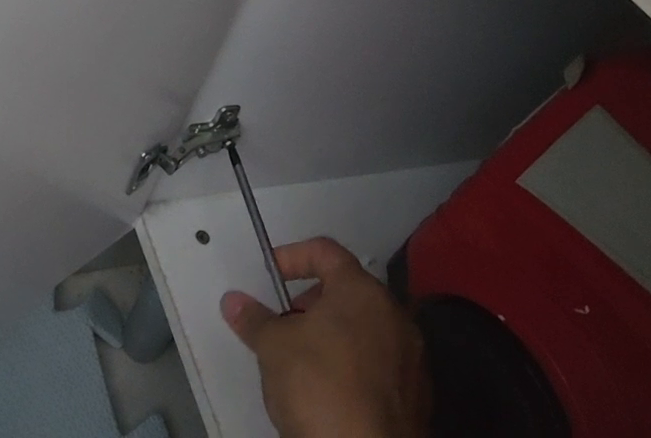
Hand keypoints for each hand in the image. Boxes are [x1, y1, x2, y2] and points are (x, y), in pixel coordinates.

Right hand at [220, 237, 427, 437]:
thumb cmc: (319, 386)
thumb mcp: (273, 347)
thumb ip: (254, 318)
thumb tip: (233, 301)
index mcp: (362, 292)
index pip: (325, 251)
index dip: (292, 256)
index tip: (269, 278)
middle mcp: (394, 316)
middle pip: (347, 290)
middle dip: (310, 302)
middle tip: (284, 324)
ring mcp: (412, 359)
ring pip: (364, 329)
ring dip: (332, 335)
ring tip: (302, 361)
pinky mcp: (417, 397)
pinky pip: (378, 364)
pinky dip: (352, 365)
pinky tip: (329, 392)